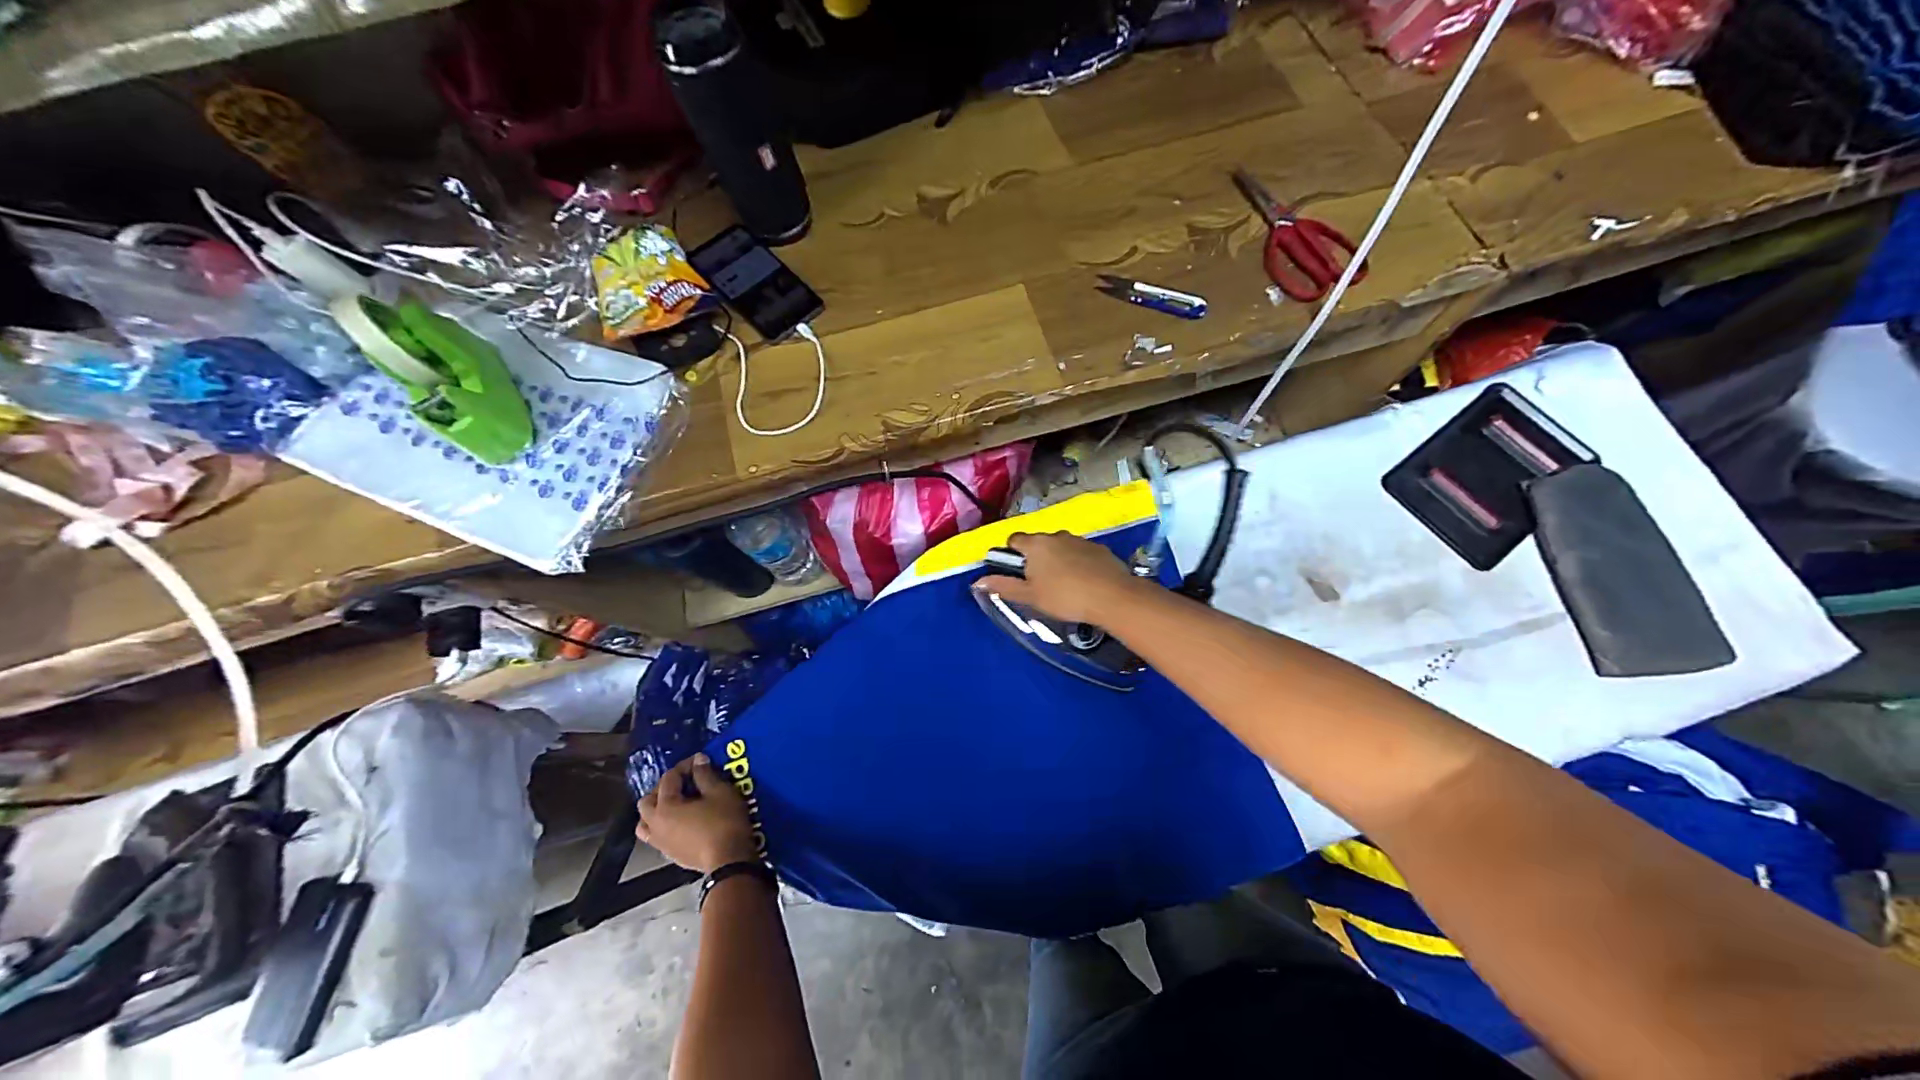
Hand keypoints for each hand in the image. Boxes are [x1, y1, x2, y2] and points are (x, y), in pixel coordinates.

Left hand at [637, 754, 758, 873]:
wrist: (729, 861)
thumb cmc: (724, 822)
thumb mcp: (720, 792)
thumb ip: (705, 774)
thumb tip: (698, 761)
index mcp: (665, 807)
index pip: (668, 779)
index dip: (684, 766)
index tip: (700, 761)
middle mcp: (656, 825)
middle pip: (647, 802)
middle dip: (663, 789)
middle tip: (684, 784)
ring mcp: (660, 843)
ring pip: (646, 823)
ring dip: (657, 811)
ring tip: (676, 805)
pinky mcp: (670, 855)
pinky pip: (657, 836)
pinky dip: (664, 826)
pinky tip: (683, 823)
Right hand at [974, 531, 1147, 625]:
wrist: (1112, 596)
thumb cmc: (1064, 597)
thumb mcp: (1030, 597)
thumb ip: (1003, 586)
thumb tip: (977, 581)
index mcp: (1035, 545)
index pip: (1014, 539)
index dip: (1011, 554)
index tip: (1017, 572)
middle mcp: (1056, 535)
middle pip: (1038, 543)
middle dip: (1036, 558)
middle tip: (1040, 584)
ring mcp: (1079, 540)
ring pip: (1060, 547)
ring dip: (1058, 560)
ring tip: (1064, 585)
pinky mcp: (1099, 548)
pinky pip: (1081, 553)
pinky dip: (1078, 563)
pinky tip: (1084, 582)